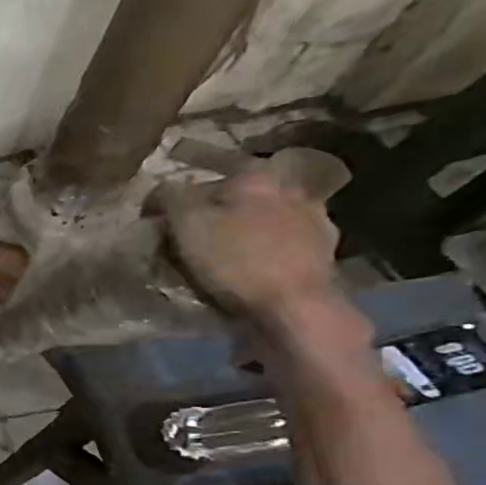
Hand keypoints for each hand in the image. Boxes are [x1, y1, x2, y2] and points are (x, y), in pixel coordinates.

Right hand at [156, 153, 343, 324]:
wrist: (295, 307)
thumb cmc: (236, 262)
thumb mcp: (186, 225)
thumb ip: (169, 198)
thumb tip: (161, 193)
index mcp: (251, 178)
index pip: (198, 185)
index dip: (173, 208)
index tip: (160, 232)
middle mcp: (287, 187)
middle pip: (235, 200)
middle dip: (214, 217)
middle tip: (192, 245)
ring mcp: (313, 216)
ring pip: (264, 218)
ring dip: (246, 231)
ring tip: (226, 258)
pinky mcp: (325, 247)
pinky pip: (287, 241)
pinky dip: (270, 249)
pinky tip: (259, 267)